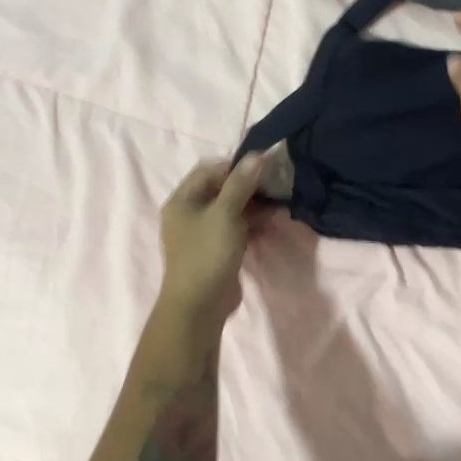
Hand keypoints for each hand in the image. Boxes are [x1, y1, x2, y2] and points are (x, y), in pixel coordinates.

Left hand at [158, 154, 265, 325]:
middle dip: (249, 187)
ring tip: (278, 205)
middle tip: (276, 187)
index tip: (265, 169)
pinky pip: (234, 228)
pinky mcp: (215, 249)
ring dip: (253, 206)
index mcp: (182, 200)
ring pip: (230, 209)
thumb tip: (257, 155)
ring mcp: (201, 232)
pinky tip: (270, 222)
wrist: (199, 304)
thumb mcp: (225, 214)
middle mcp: (188, 213)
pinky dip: (251, 223)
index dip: (236, 167)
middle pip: (220, 189)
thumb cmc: (207, 253)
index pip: (210, 170)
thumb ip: (241, 184)